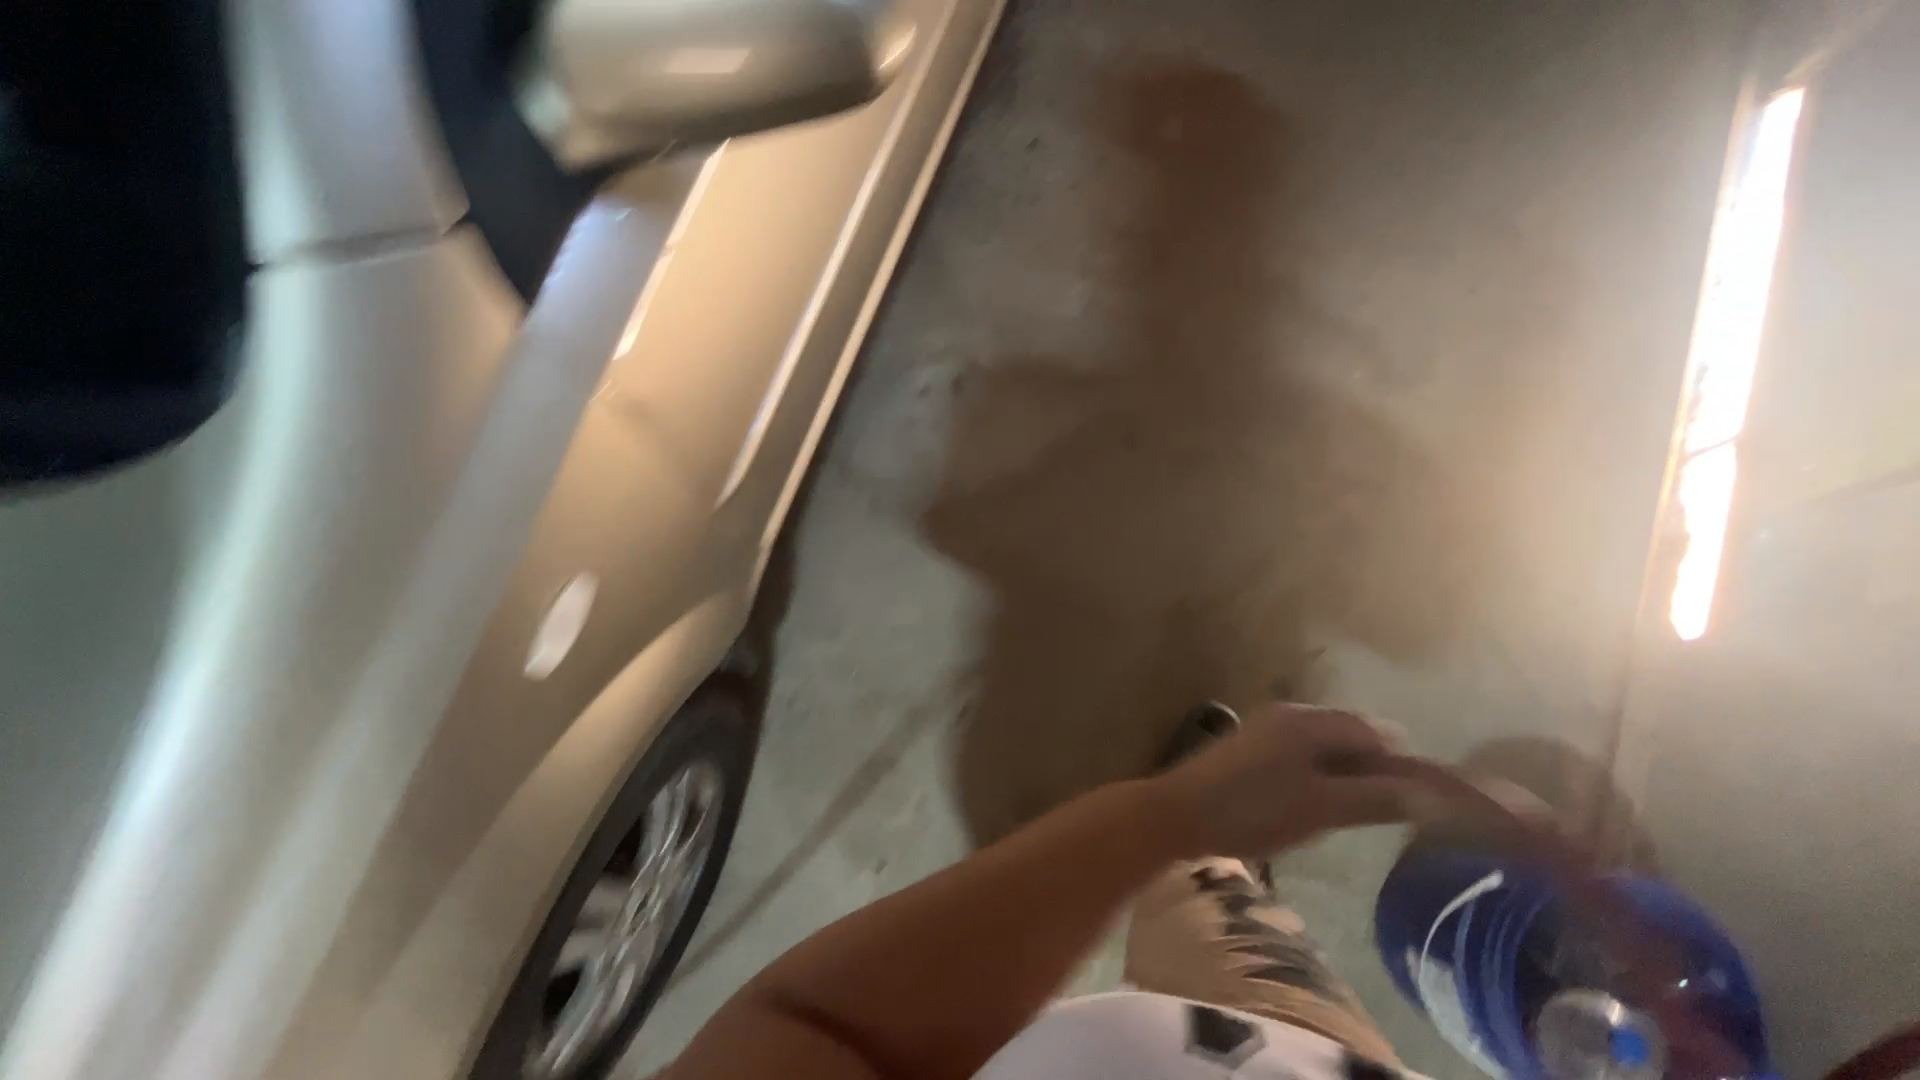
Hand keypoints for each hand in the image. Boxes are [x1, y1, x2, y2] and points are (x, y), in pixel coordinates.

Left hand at [1146, 703, 1420, 857]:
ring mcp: (1262, 729)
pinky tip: (1312, 803)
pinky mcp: (1245, 749)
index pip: (1373, 730)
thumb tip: (1432, 795)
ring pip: (1320, 745)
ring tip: (1354, 810)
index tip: (1420, 796)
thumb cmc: (1253, 810)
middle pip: (1346, 733)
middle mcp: (1287, 714)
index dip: (1401, 761)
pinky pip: (1296, 754)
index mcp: (1309, 721)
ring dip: (1342, 771)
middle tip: (1389, 807)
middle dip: (1372, 765)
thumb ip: (1375, 798)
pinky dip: (1315, 774)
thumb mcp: (1322, 808)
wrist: (1177, 814)